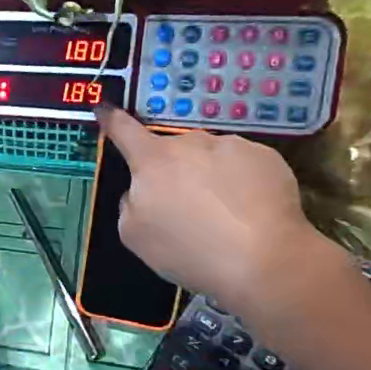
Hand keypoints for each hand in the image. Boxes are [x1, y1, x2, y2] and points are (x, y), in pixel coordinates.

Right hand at [96, 106, 323, 300]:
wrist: (263, 260)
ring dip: (210, 177)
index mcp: (152, 161)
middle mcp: (190, 144)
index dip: (111, 120)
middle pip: (173, 151)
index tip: (104, 109)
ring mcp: (231, 146)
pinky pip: (244, 165)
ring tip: (225, 216)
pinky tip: (249, 213)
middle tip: (188, 210)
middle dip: (175, 172)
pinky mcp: (266, 157)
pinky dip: (243, 183)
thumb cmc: (189, 250)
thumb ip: (130, 203)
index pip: (124, 131)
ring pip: (211, 157)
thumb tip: (141, 190)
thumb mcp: (135, 235)